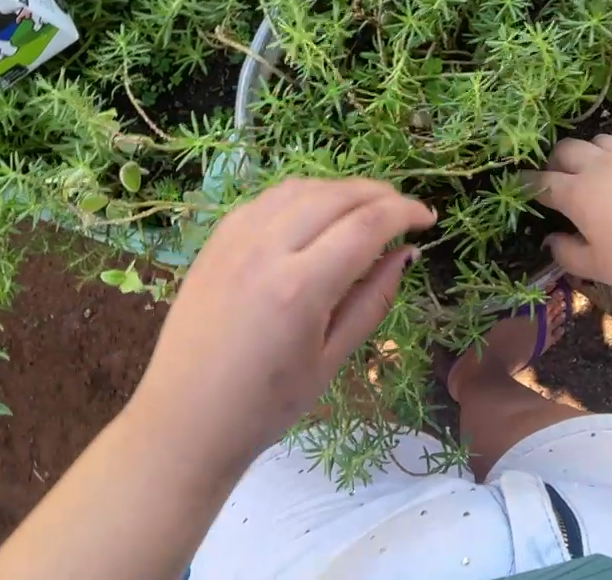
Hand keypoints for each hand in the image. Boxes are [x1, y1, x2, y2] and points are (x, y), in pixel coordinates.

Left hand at [129, 178, 432, 477]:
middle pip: (337, 196)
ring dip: (342, 189)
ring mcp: (235, 240)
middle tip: (404, 210)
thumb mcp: (332, 360)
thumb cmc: (266, 406)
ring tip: (366, 206)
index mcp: (300, 288)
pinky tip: (317, 212)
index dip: (405, 212)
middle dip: (380, 194)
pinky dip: (304, 194)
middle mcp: (266, 251)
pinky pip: (269, 198)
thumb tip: (406, 253)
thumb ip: (373, 299)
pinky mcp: (216, 241)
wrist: (183, 423)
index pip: (367, 225)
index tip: (428, 218)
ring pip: (302, 187)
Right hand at [535, 126, 611, 300]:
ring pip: (600, 139)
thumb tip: (551, 240)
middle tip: (557, 180)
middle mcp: (599, 167)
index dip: (527, 185)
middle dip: (555, 162)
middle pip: (566, 150)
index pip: (542, 183)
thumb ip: (566, 253)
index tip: (519, 187)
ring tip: (592, 168)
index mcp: (578, 194)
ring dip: (590, 151)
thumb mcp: (597, 267)